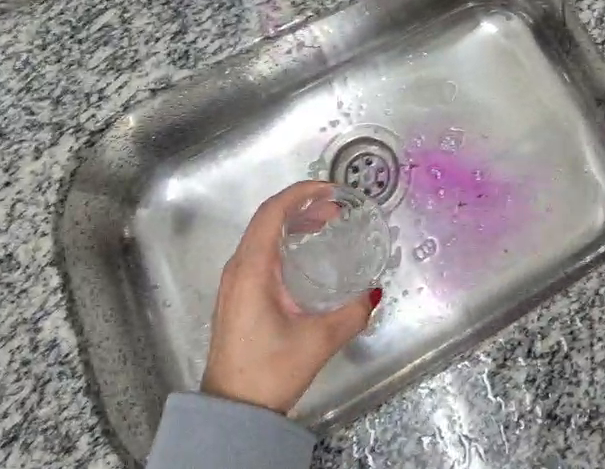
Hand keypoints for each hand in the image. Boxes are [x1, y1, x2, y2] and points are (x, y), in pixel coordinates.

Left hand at [202, 181, 380, 413]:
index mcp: (252, 269)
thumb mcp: (318, 341)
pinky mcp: (236, 296)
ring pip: (262, 235)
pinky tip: (305, 255)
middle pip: (267, 219)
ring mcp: (234, 282)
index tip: (330, 189)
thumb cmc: (269, 371)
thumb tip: (372, 294)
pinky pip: (259, 252)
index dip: (301, 192)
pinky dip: (283, 241)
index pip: (273, 212)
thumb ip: (350, 314)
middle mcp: (238, 268)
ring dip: (292, 223)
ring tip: (325, 226)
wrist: (232, 414)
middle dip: (302, 205)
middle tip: (336, 209)